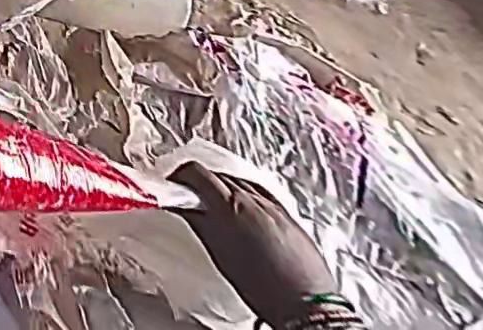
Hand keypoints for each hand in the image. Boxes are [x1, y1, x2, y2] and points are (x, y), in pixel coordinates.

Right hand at [172, 162, 335, 327]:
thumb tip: (182, 206)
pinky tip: (244, 204)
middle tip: (191, 194)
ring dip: (224, 186)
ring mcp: (274, 208)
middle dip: (201, 181)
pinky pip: (262, 193)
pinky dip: (247, 192)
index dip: (180, 174)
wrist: (308, 309)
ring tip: (217, 201)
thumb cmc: (262, 287)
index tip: (174, 183)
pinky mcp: (290, 218)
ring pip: (240, 181)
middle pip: (218, 175)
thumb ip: (197, 221)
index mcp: (230, 205)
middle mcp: (252, 200)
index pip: (197, 172)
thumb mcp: (219, 251)